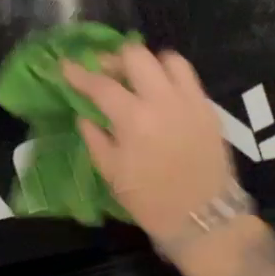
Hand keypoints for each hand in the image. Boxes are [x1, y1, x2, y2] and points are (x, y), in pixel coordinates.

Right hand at [63, 45, 236, 249]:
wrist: (205, 220)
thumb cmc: (150, 200)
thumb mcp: (111, 172)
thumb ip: (95, 137)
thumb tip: (86, 115)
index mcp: (134, 119)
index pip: (100, 84)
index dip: (78, 73)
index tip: (65, 65)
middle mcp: (163, 101)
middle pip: (137, 55)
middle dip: (115, 58)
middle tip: (106, 72)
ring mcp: (191, 102)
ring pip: (169, 59)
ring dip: (148, 63)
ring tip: (138, 79)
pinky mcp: (210, 110)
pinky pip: (189, 79)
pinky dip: (170, 78)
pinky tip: (161, 95)